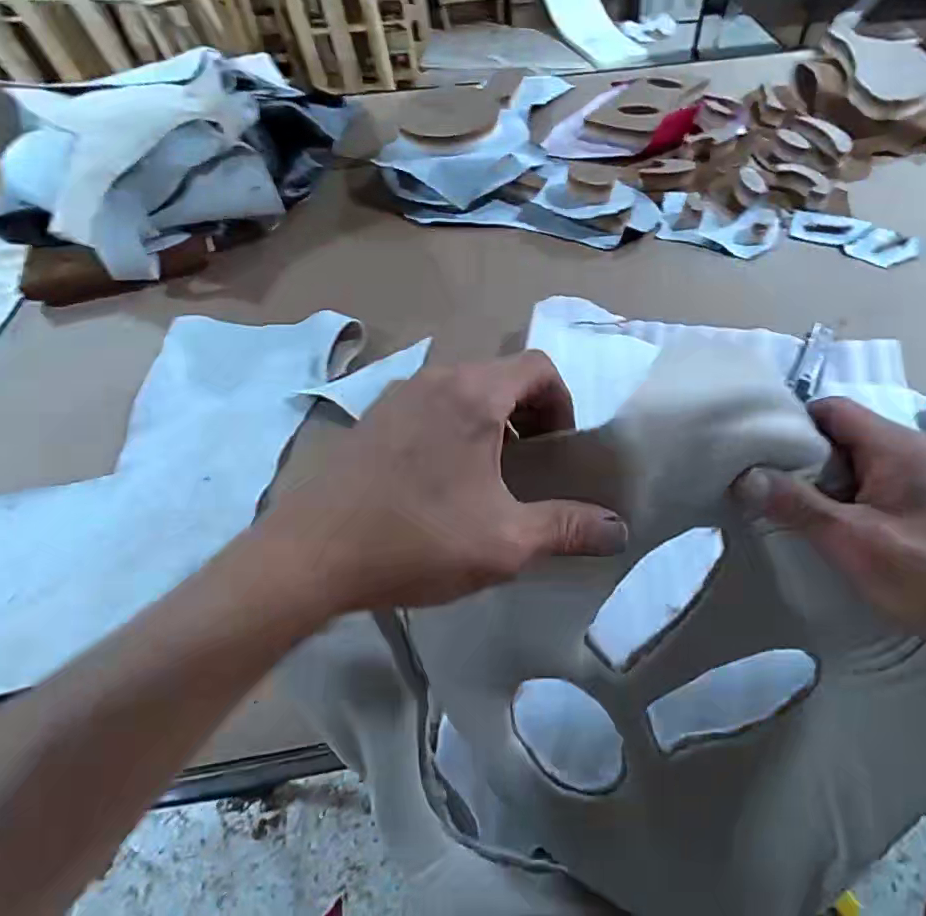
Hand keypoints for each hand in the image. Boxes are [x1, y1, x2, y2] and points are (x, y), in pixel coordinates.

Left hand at [247, 352, 627, 620]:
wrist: (306, 558)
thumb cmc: (415, 541)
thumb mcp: (505, 542)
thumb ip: (568, 528)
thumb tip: (619, 529)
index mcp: (474, 396)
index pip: (539, 367)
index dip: (562, 403)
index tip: (558, 449)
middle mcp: (436, 379)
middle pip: (503, 374)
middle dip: (530, 412)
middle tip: (532, 462)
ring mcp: (397, 394)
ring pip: (465, 388)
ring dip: (492, 419)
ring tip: (490, 471)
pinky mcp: (371, 417)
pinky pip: (431, 403)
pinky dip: (455, 424)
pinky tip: (441, 478)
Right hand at [733, 398, 925, 666]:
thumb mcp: (856, 543)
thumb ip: (799, 507)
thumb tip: (745, 476)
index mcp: (898, 447)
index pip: (832, 410)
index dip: (792, 425)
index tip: (757, 454)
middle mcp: (915, 454)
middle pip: (844, 439)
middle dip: (804, 463)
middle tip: (767, 493)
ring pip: (860, 470)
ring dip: (827, 490)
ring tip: (793, 519)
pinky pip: (879, 494)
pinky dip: (851, 508)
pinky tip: (836, 539)